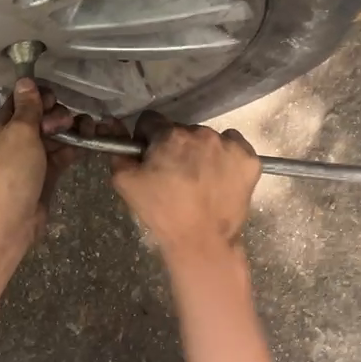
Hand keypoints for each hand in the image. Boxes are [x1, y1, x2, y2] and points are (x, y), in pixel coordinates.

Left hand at [0, 79, 82, 239]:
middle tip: (65, 122)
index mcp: (4, 123)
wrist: (11, 218)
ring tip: (87, 130)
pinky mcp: (47, 173)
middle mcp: (17, 137)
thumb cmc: (12, 170)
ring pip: (55, 135)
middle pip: (41, 115)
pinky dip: (74, 148)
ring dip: (71, 130)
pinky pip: (62, 154)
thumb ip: (27, 107)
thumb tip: (24, 79)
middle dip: (57, 114)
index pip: (22, 99)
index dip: (39, 94)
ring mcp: (32, 156)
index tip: (55, 98)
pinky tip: (90, 143)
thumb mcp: (20, 132)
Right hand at [98, 113, 260, 258]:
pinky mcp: (249, 160)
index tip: (149, 157)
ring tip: (198, 178)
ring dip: (199, 151)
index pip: (150, 121)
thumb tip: (111, 123)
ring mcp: (228, 146)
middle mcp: (200, 133)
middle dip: (174, 146)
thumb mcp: (125, 182)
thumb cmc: (160, 211)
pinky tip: (219, 175)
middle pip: (180, 130)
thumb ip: (118, 150)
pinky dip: (225, 156)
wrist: (201, 240)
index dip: (146, 138)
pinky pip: (233, 145)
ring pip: (206, 138)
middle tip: (173, 173)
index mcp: (169, 136)